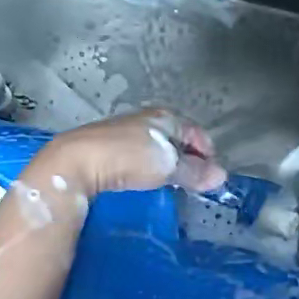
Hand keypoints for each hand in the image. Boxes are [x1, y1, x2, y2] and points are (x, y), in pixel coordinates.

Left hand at [33, 107, 227, 196]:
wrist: (77, 161)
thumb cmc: (128, 158)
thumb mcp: (167, 166)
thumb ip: (194, 171)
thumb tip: (221, 176)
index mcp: (164, 117)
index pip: (195, 131)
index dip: (206, 150)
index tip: (213, 172)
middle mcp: (144, 119)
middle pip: (175, 137)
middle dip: (187, 156)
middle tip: (195, 179)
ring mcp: (123, 131)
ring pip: (154, 145)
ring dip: (165, 161)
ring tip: (171, 181)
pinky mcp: (105, 147)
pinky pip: (136, 155)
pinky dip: (146, 165)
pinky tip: (143, 179)